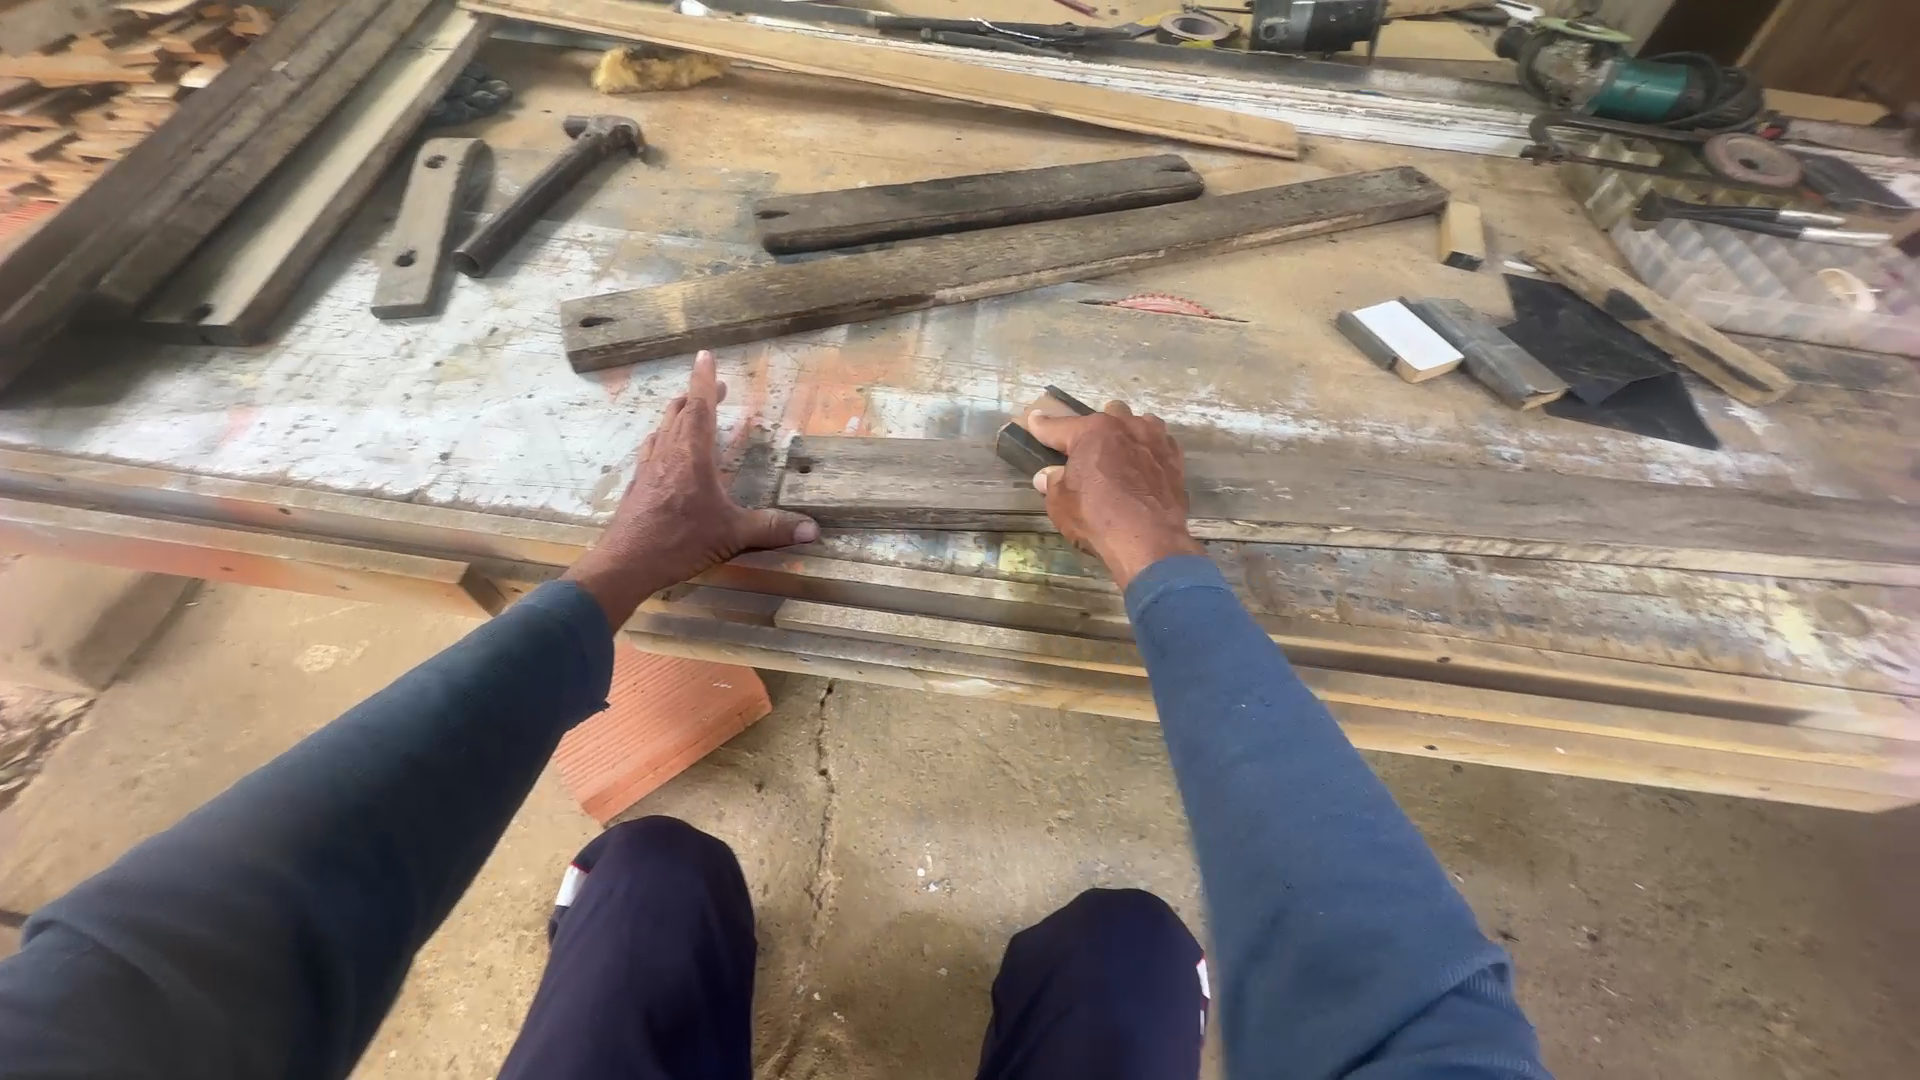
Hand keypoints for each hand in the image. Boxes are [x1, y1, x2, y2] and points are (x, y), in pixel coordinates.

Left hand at [562, 351, 817, 627]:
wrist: (626, 562)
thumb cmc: (680, 541)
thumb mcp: (733, 534)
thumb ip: (773, 528)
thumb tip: (813, 529)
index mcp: (693, 455)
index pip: (701, 407)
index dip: (706, 380)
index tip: (706, 356)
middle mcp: (668, 453)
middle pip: (681, 412)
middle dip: (698, 395)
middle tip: (716, 388)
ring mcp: (649, 467)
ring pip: (663, 428)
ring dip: (679, 413)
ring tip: (690, 409)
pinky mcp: (639, 484)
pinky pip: (652, 448)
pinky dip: (664, 437)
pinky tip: (665, 448)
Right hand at [1027, 401, 1203, 588]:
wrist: (1148, 540)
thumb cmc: (1096, 518)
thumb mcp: (1060, 504)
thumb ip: (1053, 483)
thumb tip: (1047, 476)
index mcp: (1092, 432)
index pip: (1058, 426)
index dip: (1042, 425)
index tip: (1034, 418)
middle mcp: (1125, 427)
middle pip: (1106, 415)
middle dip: (1094, 428)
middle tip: (1085, 448)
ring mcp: (1154, 440)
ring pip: (1138, 422)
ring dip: (1127, 431)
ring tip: (1120, 449)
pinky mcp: (1174, 459)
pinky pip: (1160, 443)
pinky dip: (1149, 449)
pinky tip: (1145, 461)